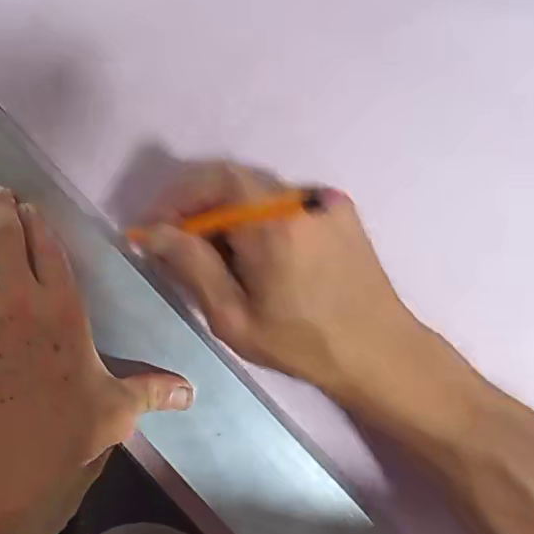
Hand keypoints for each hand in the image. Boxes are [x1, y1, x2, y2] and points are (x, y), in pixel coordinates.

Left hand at [0, 186, 193, 528]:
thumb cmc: (62, 428)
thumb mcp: (114, 409)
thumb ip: (150, 391)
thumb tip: (190, 393)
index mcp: (60, 307)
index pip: (46, 249)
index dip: (37, 224)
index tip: (29, 207)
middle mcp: (16, 299)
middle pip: (5, 240)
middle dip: (1, 210)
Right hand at [137, 163, 443, 409]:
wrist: (381, 353)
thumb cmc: (300, 344)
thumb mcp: (232, 316)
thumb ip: (191, 266)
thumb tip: (152, 232)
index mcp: (274, 225)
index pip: (213, 182)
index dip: (176, 198)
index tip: (153, 228)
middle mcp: (302, 200)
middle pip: (233, 180)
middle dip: (195, 204)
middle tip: (173, 240)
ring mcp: (325, 202)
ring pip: (256, 192)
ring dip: (224, 212)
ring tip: (209, 252)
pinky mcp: (339, 211)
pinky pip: (282, 202)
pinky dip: (254, 217)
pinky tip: (250, 253)